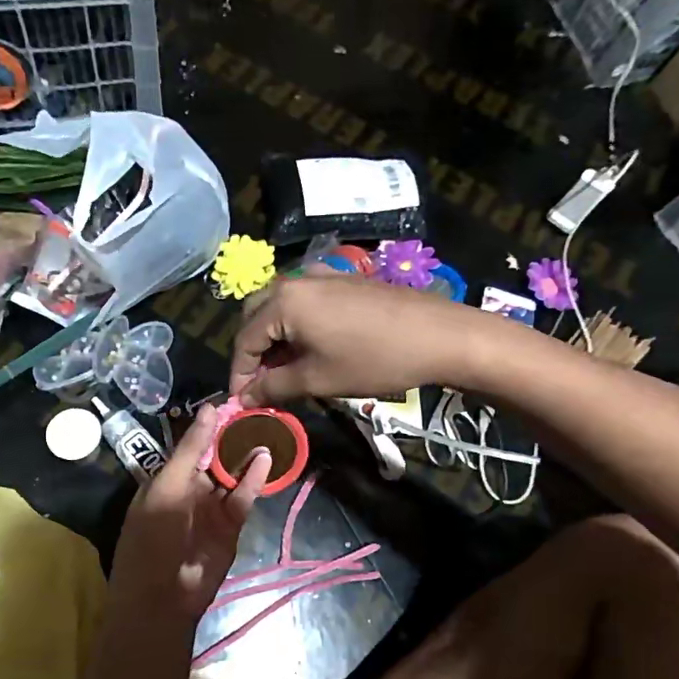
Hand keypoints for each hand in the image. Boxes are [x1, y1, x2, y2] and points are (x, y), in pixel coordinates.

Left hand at [109, 404, 272, 621]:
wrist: (163, 595)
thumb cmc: (153, 535)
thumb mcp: (167, 486)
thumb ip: (191, 449)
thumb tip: (209, 409)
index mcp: (168, 477)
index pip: (193, 443)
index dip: (212, 424)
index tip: (235, 400)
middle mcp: (191, 488)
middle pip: (216, 456)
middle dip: (235, 436)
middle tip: (259, 410)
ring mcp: (212, 506)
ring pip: (233, 474)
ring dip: (248, 455)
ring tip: (270, 429)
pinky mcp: (231, 524)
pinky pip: (244, 496)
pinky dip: (254, 479)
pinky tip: (266, 459)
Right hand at [228, 275, 501, 405]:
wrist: (438, 335)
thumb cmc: (373, 360)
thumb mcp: (318, 379)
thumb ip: (273, 387)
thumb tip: (244, 398)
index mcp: (283, 302)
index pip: (244, 340)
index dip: (239, 374)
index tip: (242, 403)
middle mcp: (295, 280)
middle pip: (256, 316)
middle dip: (253, 352)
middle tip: (262, 386)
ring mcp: (322, 275)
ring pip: (280, 307)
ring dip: (275, 338)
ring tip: (286, 372)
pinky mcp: (344, 279)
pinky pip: (305, 301)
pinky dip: (297, 325)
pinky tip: (312, 348)